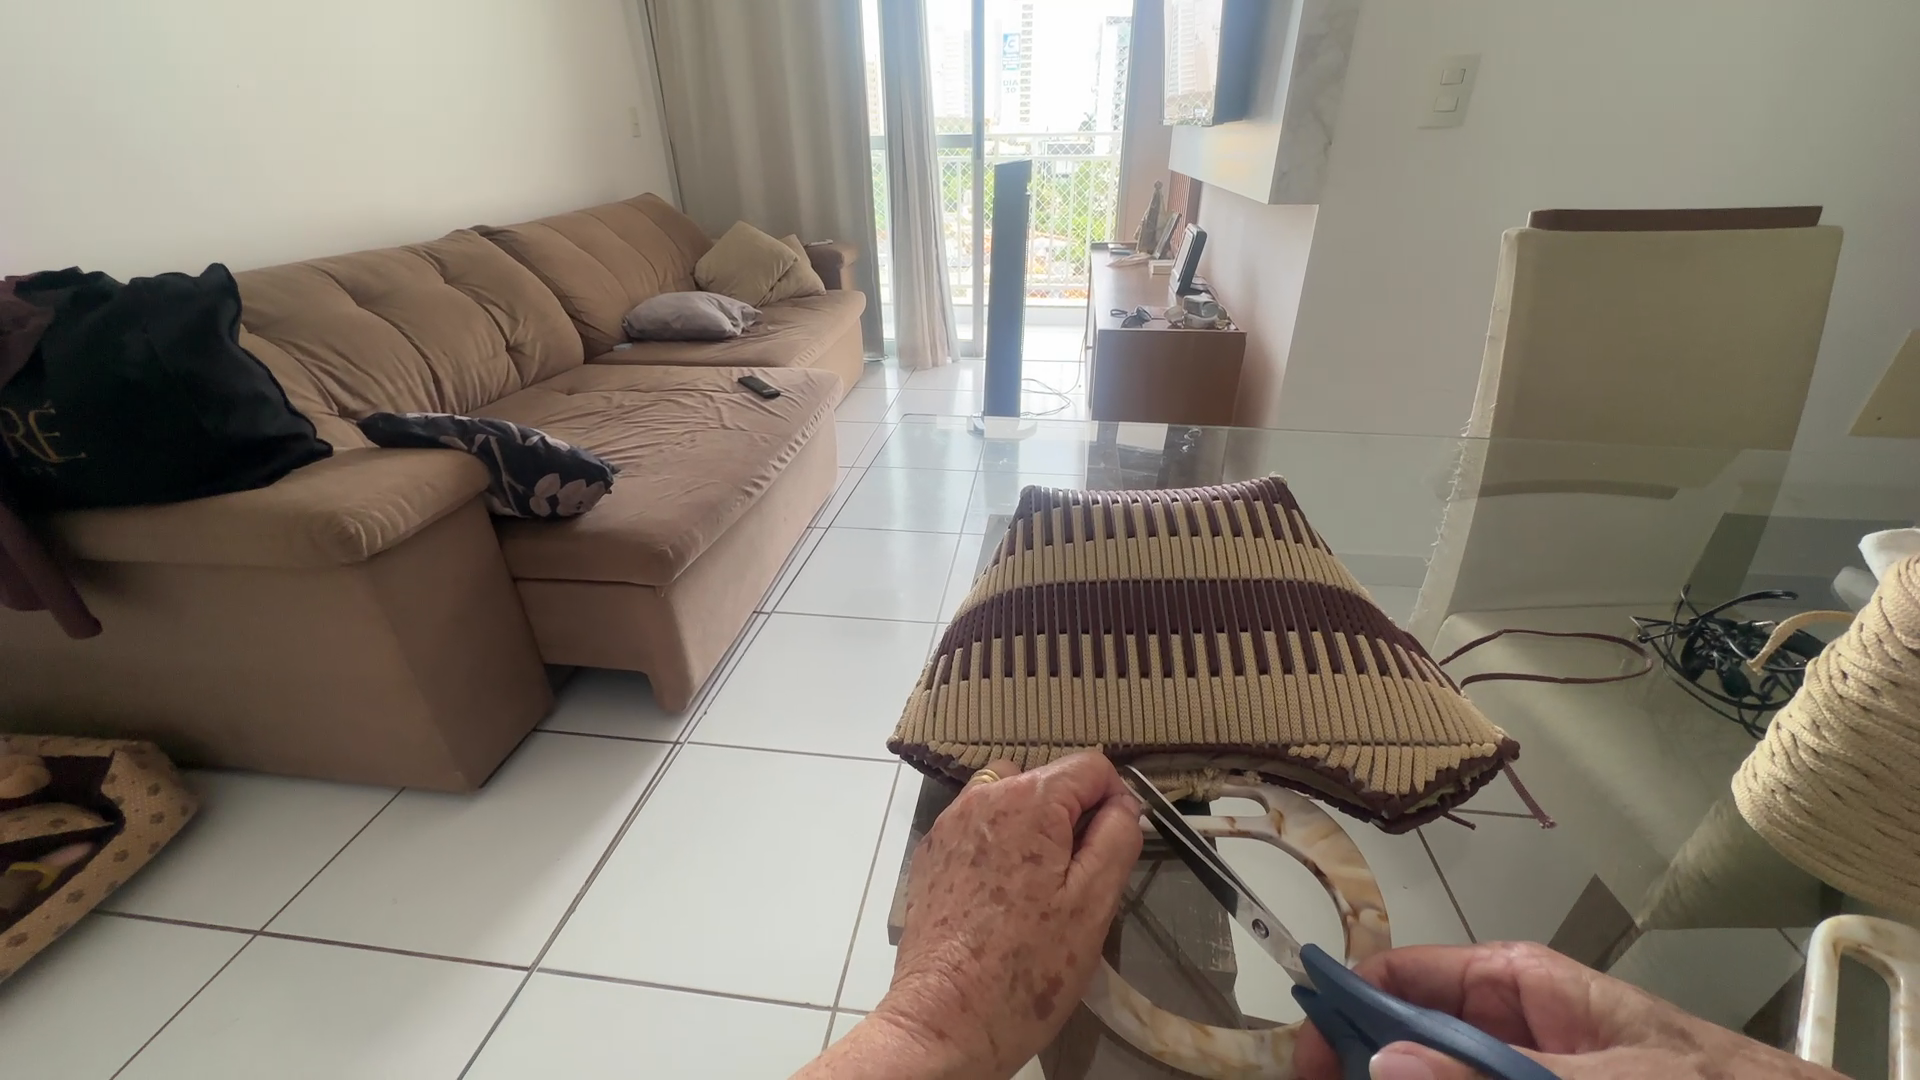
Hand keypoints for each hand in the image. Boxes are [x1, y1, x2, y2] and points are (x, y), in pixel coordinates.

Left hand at [865, 752, 1141, 1077]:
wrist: (945, 1018)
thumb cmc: (1027, 968)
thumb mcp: (1093, 904)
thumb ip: (1116, 838)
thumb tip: (1124, 803)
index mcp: (1028, 799)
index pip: (1089, 766)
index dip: (1114, 798)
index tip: (1116, 842)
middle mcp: (984, 795)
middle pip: (1047, 779)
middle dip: (1071, 816)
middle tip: (1076, 878)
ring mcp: (951, 820)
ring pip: (1009, 796)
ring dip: (1032, 824)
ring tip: (1038, 884)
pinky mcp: (932, 849)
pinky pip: (977, 823)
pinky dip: (997, 841)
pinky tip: (1000, 894)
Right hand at [1294, 942, 1840, 1079]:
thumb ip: (1502, 1076)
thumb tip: (1386, 1058)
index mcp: (1511, 985)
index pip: (1398, 977)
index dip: (1344, 1007)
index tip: (1306, 1060)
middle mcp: (1505, 1032)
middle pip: (1409, 1046)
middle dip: (1369, 1070)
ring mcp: (1517, 1075)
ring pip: (1435, 1078)